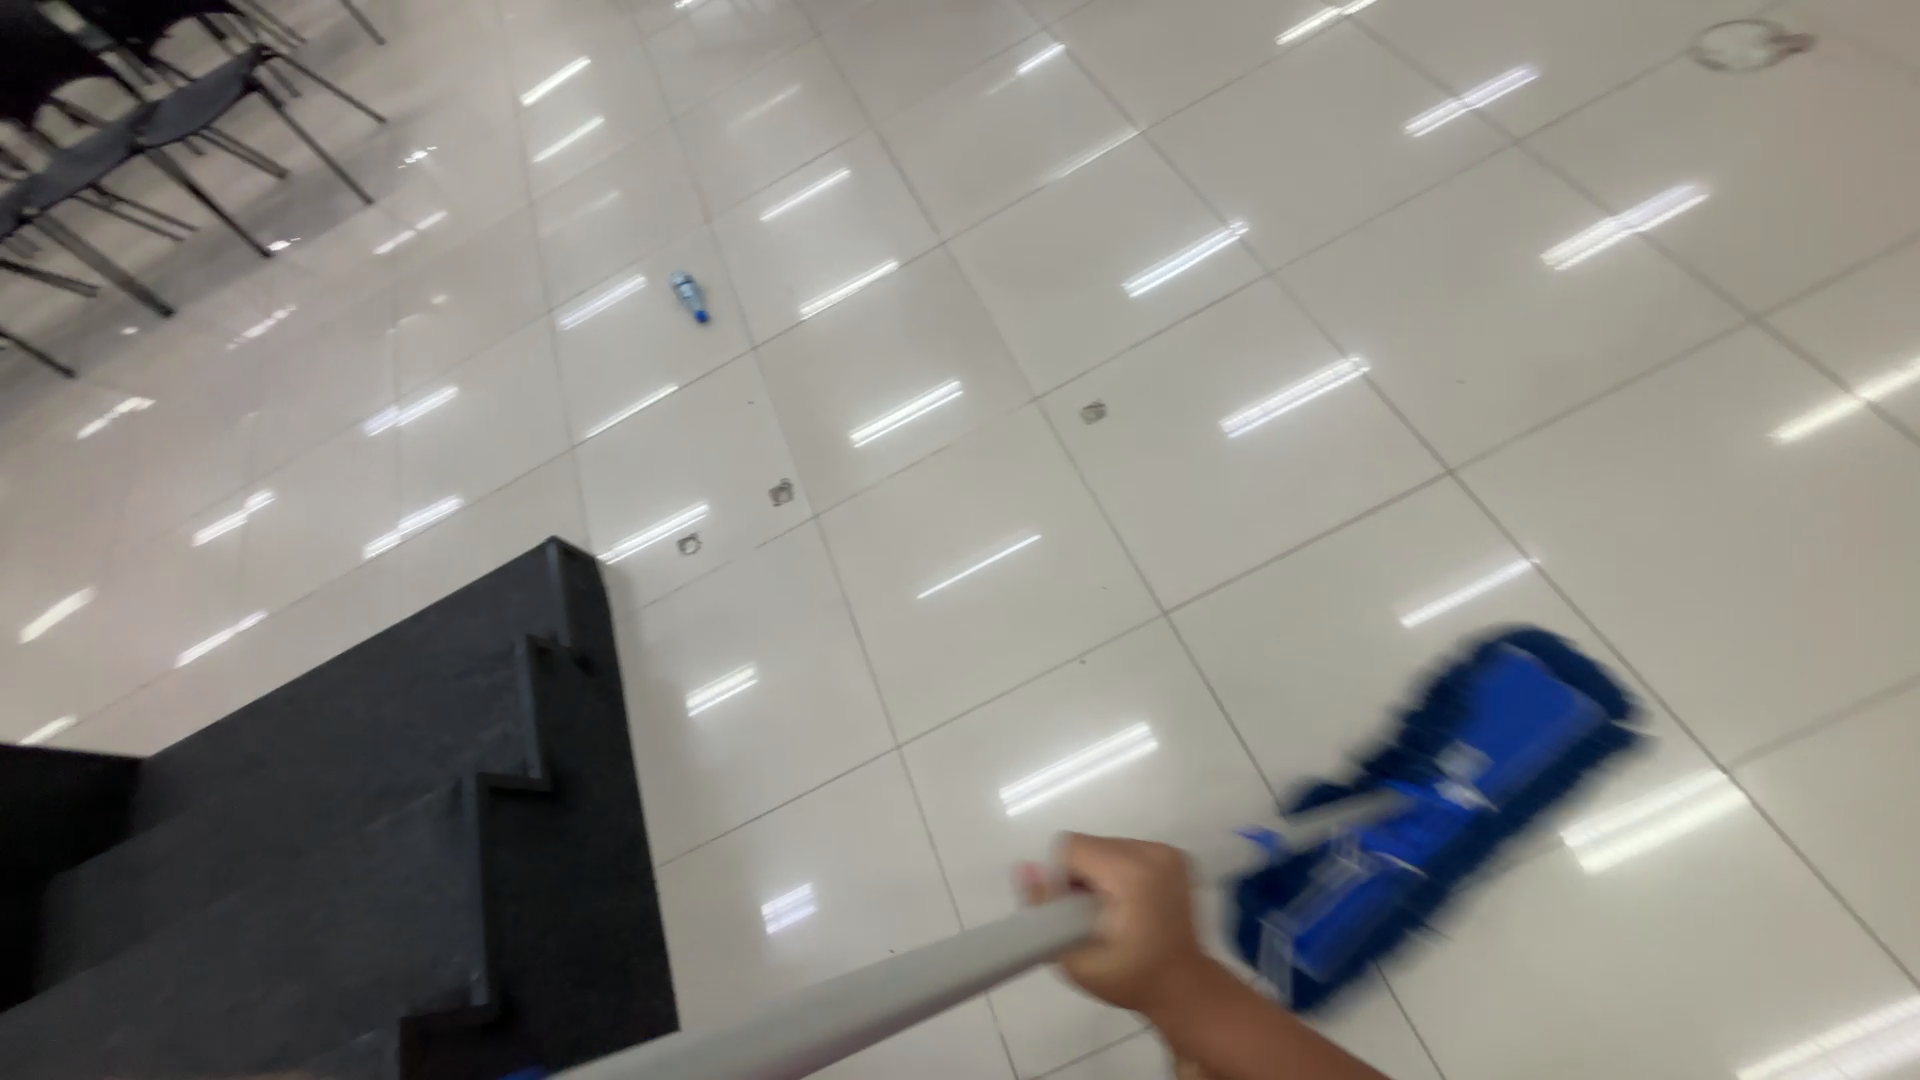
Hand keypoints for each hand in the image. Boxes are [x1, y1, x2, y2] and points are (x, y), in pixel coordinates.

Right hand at [1018, 833, 1216, 1014]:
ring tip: (1110, 910)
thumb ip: (1045, 909)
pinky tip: (1128, 901)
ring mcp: (1166, 851)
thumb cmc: (1128, 978)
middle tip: (1090, 916)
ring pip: (1106, 845)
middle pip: (1090, 845)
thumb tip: (1023, 866)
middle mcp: (1151, 852)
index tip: (1073, 911)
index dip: (1063, 878)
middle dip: (1081, 876)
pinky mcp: (1173, 855)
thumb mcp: (1075, 958)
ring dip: (1099, 873)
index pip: (1072, 848)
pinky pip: (1126, 849)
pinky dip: (1118, 871)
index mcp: (1130, 873)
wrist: (1184, 987)